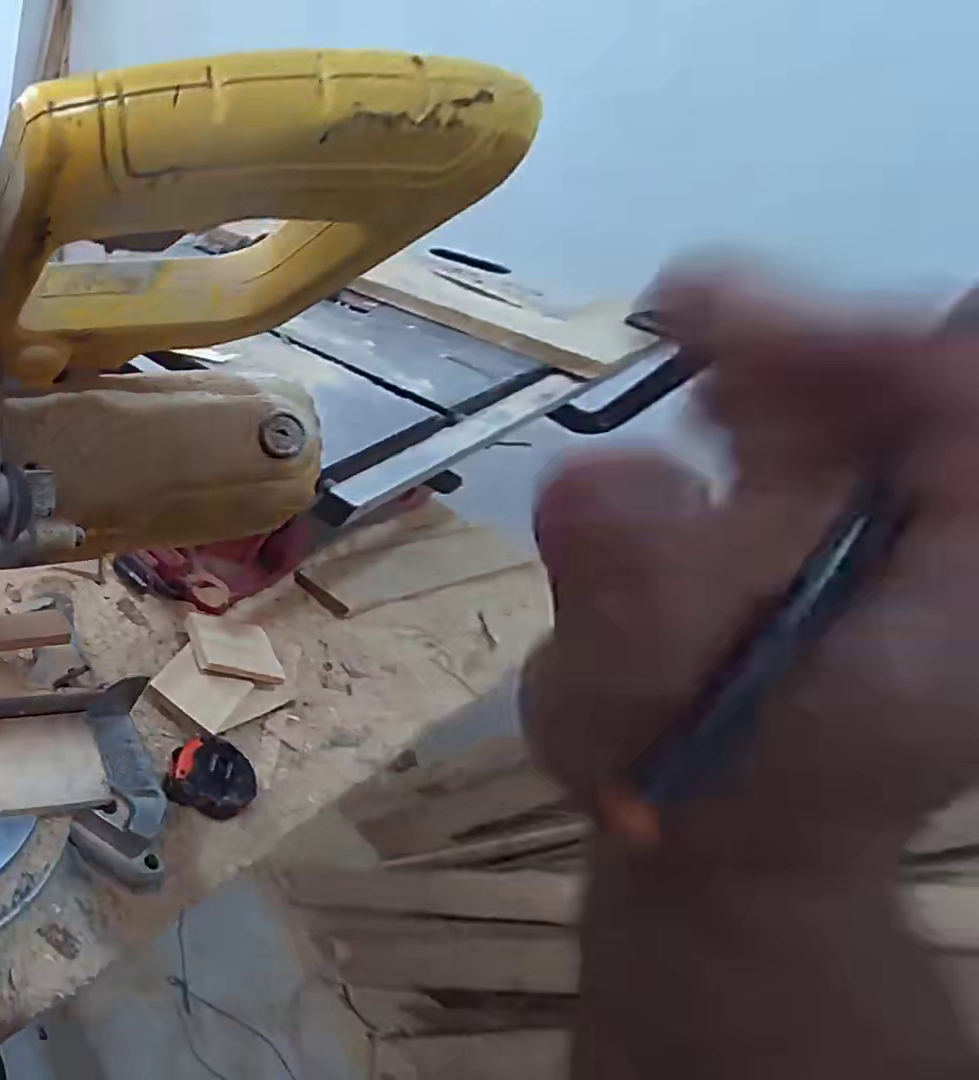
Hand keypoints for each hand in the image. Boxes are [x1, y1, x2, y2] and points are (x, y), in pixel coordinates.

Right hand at [522, 268, 978, 873]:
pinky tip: (683, 375)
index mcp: (970, 590)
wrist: (700, 823)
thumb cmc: (683, 781)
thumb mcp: (639, 699)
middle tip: (684, 301)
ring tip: (677, 315)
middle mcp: (946, 540)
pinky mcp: (799, 525)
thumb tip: (588, 464)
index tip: (741, 332)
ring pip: (861, 398)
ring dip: (775, 346)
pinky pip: (796, 428)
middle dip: (814, 335)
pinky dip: (742, 386)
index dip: (888, 358)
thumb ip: (624, 590)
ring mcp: (877, 530)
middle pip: (927, 393)